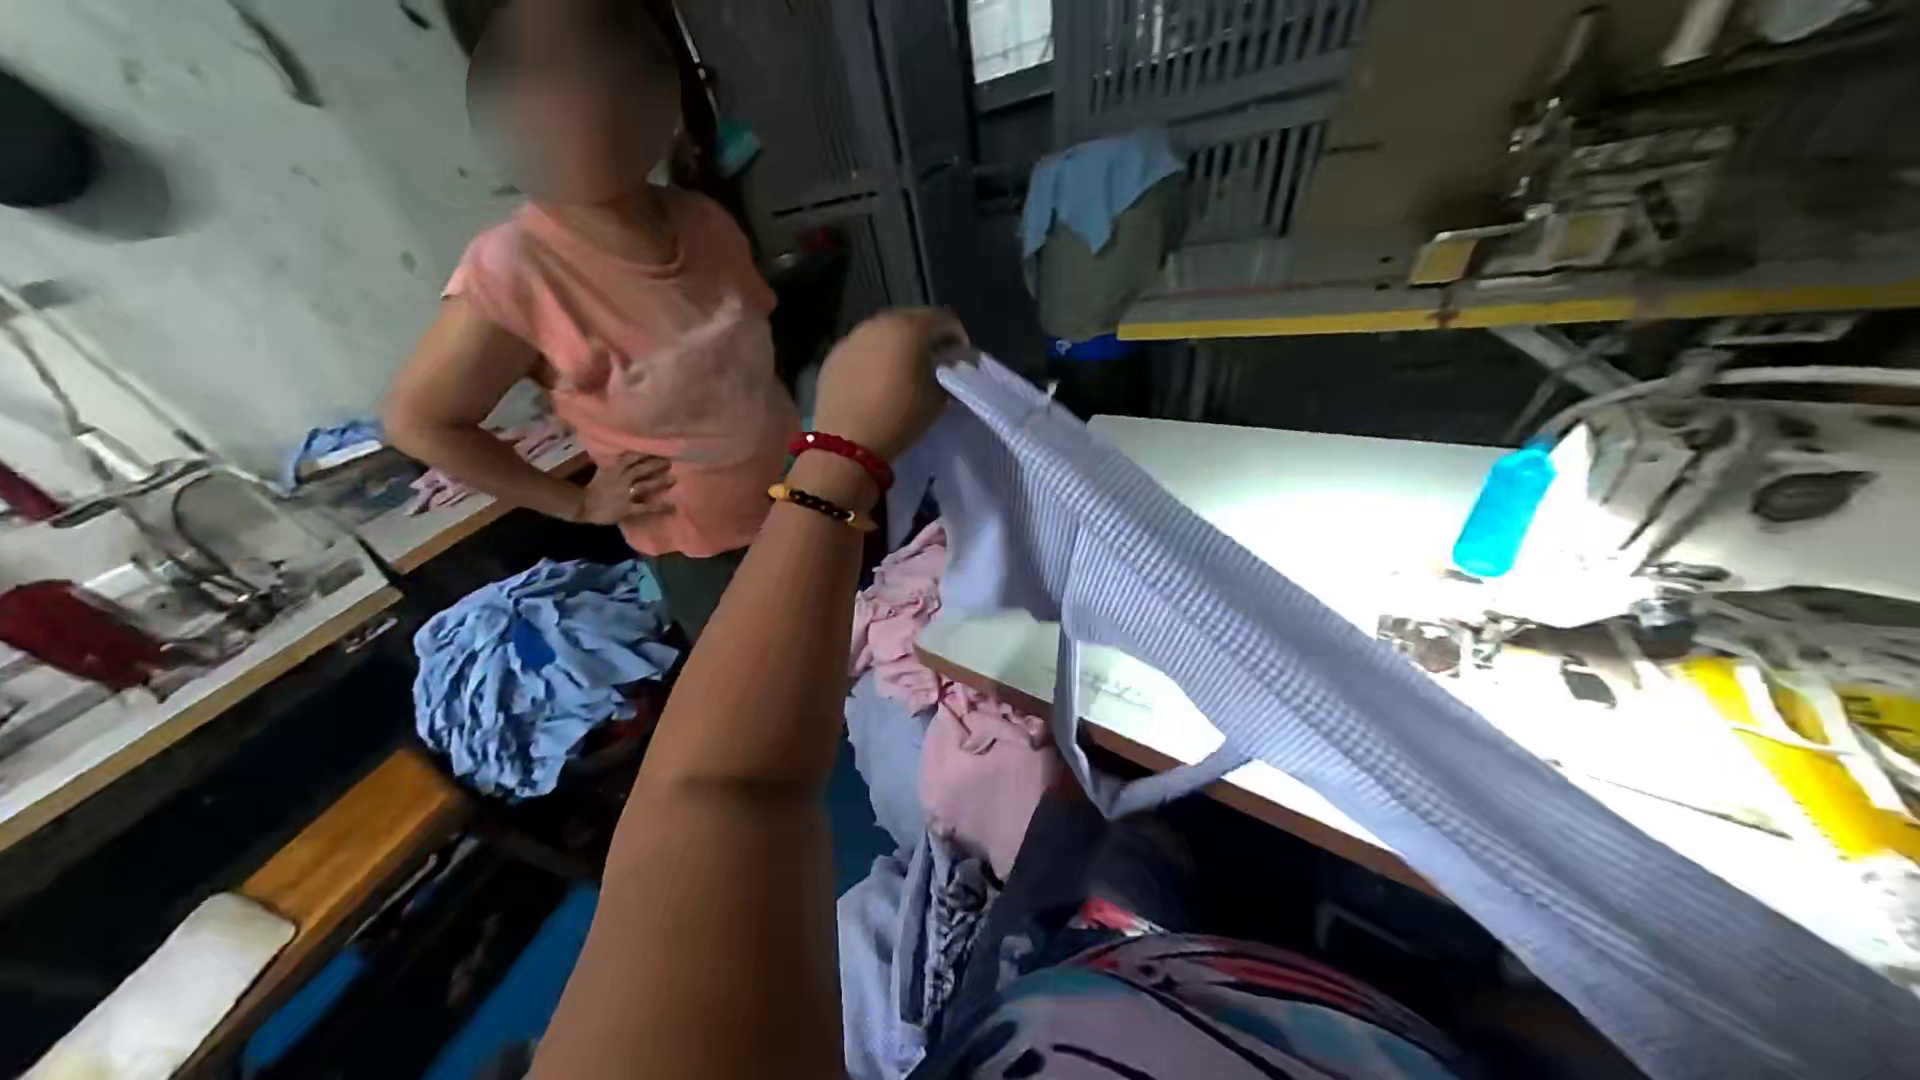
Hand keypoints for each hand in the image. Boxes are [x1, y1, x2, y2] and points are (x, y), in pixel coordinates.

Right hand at [575, 453, 673, 523]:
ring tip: (674, 480)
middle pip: (641, 469)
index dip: (644, 454)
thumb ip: (614, 465)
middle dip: (656, 464)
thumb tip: (625, 456)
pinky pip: (646, 507)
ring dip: (660, 482)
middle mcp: (621, 479)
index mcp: (614, 470)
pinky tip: (671, 507)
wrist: (582, 505)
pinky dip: (659, 507)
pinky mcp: (628, 508)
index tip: (658, 449)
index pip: (630, 458)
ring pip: (645, 486)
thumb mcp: (601, 472)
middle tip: (670, 461)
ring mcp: (625, 494)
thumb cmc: (592, 489)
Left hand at [811, 308, 967, 462]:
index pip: (945, 320)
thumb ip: (947, 374)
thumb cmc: (900, 417)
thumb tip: (945, 367)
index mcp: (910, 328)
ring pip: (885, 332)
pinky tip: (876, 382)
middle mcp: (879, 323)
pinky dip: (875, 357)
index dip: (957, 338)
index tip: (958, 361)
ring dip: (899, 345)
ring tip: (903, 372)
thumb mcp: (938, 399)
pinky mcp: (834, 355)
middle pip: (913, 320)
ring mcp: (852, 337)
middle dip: (927, 338)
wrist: (848, 443)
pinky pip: (863, 348)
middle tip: (933, 364)